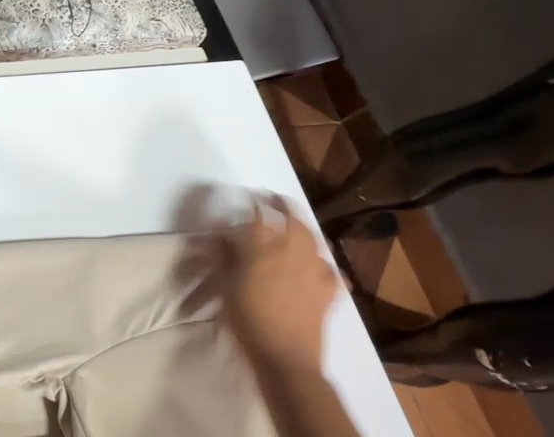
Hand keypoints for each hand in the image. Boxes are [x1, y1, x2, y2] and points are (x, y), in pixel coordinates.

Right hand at [220, 194, 339, 374]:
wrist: (286, 358)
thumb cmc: (248, 320)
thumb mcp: (225, 286)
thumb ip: (225, 258)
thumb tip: (221, 237)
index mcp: (263, 249)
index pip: (259, 215)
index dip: (254, 202)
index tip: (247, 196)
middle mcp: (292, 253)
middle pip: (293, 221)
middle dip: (284, 206)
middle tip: (275, 199)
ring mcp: (314, 272)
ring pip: (315, 241)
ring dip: (305, 229)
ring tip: (297, 225)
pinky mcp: (329, 293)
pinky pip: (331, 272)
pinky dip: (325, 264)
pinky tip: (320, 265)